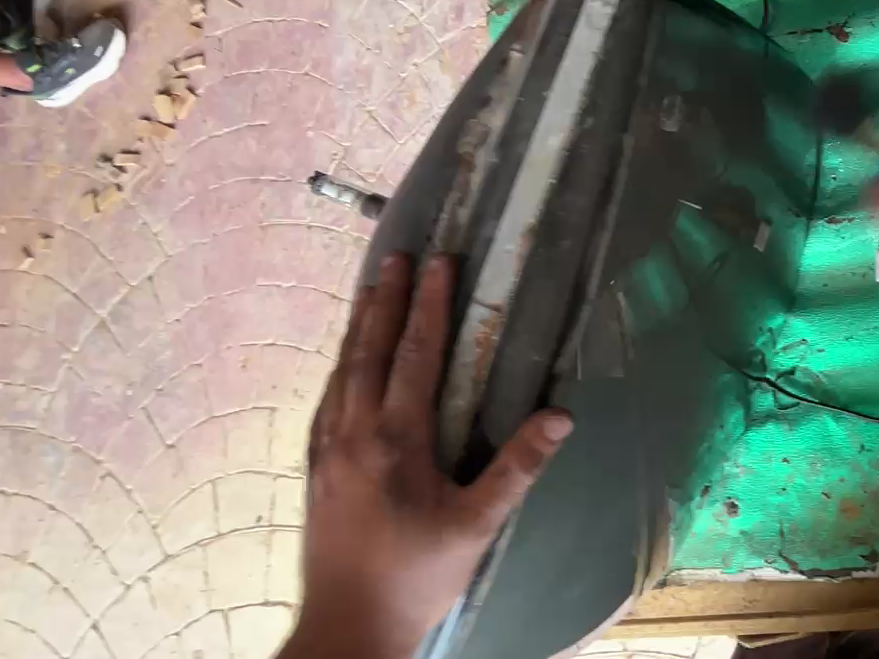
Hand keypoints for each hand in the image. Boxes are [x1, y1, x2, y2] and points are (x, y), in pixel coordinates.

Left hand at [284, 253, 573, 658]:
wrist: (344, 633)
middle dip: (387, 300)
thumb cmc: (417, 575)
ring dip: (361, 324)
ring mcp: (328, 449)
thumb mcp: (477, 524)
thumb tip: (562, 415)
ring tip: (372, 287)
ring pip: (343, 370)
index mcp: (395, 440)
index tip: (441, 262)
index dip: (431, 306)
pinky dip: (342, 362)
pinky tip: (347, 357)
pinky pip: (329, 396)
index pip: (416, 356)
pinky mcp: (316, 466)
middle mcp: (354, 433)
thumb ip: (518, 467)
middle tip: (398, 256)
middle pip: (370, 351)